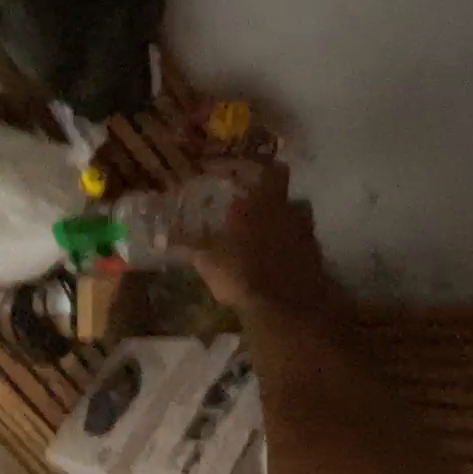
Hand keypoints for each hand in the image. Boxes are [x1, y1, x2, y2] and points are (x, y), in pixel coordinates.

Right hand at [186, 161, 335, 314]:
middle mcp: (288, 210)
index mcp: (263, 202)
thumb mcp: (206, 259)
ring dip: (275, 218)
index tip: (226, 171)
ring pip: (292, 214)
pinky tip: (267, 255)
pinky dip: (283, 242)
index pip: (265, 168)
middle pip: (281, 191)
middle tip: (241, 203)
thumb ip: (186, 245)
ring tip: (253, 231)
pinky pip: (297, 240)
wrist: (287, 307)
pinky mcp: (313, 256)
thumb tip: (159, 239)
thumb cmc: (242, 273)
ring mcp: (305, 233)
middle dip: (261, 194)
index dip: (247, 166)